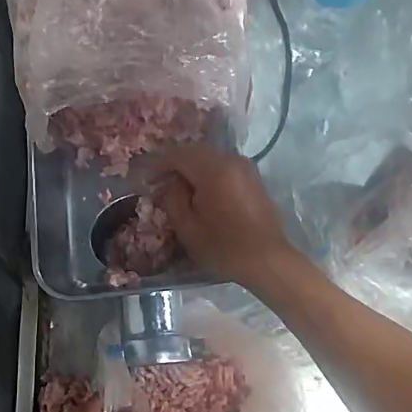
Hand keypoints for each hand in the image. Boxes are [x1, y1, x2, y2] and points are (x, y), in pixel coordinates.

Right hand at [149, 145, 301, 287]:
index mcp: (213, 168)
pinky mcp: (254, 179)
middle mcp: (231, 160)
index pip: (177, 154)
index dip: (157, 163)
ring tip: (180, 187)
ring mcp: (246, 168)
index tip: (144, 175)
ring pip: (212, 159)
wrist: (267, 259)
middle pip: (195, 152)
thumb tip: (173, 184)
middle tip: (160, 181)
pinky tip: (203, 191)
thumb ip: (173, 199)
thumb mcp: (188, 227)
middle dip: (176, 164)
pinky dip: (210, 174)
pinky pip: (225, 168)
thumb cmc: (224, 247)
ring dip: (194, 169)